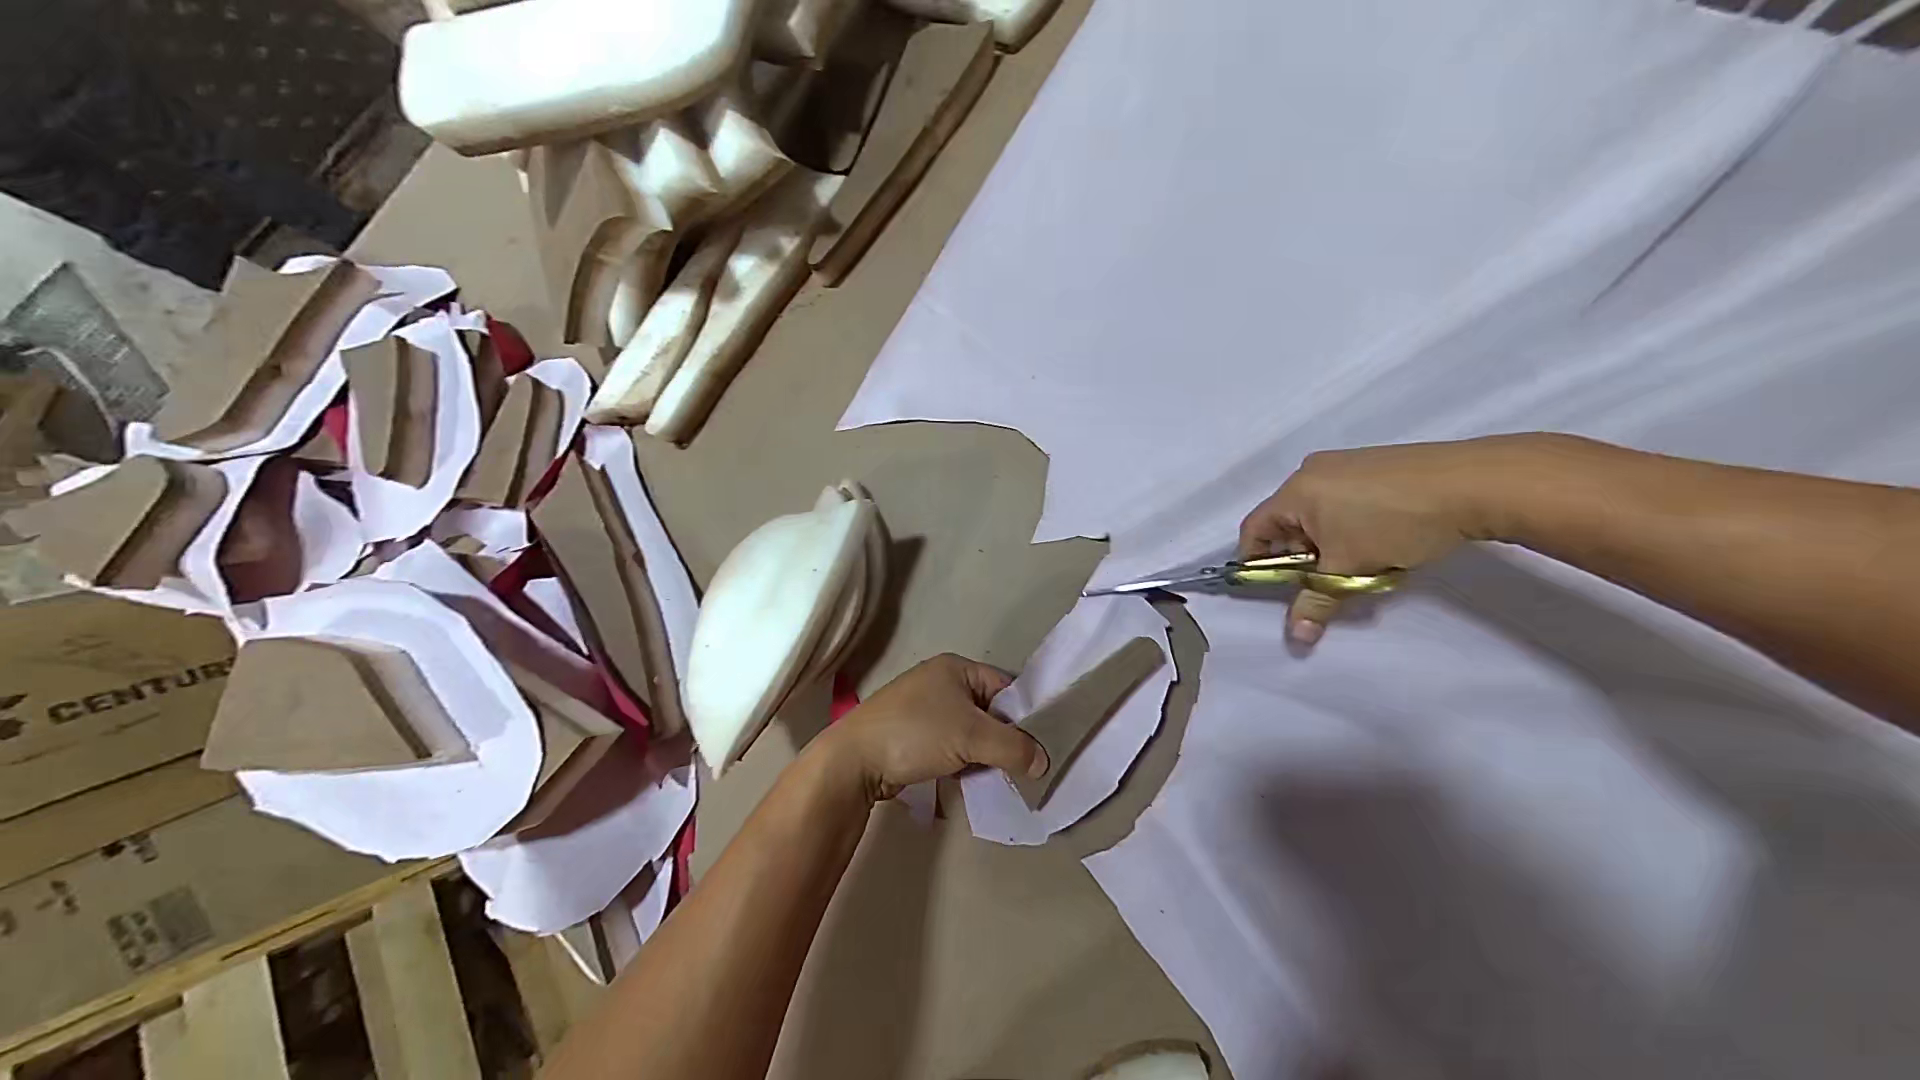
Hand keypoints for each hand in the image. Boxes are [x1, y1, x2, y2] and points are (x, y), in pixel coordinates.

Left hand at [811, 654, 1047, 802]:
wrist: (854, 761)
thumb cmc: (916, 734)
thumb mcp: (971, 736)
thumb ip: (1013, 747)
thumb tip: (1044, 762)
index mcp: (956, 668)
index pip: (1006, 687)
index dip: (1026, 714)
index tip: (1043, 745)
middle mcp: (942, 682)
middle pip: (990, 711)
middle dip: (1007, 739)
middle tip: (1027, 767)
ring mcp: (926, 710)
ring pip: (972, 732)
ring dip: (986, 754)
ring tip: (1004, 777)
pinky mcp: (915, 736)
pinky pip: (953, 745)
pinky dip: (966, 761)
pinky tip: (976, 780)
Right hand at [1240, 436, 1546, 643]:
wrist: (1475, 483)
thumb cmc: (1395, 523)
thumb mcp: (1350, 568)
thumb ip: (1317, 601)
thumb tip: (1297, 638)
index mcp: (1295, 490)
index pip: (1254, 529)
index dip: (1257, 561)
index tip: (1278, 586)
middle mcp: (1313, 471)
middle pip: (1288, 521)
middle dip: (1302, 555)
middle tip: (1328, 578)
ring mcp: (1346, 463)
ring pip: (1319, 513)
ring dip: (1330, 543)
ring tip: (1362, 561)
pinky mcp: (1376, 463)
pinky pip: (1345, 499)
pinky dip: (1351, 524)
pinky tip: (1383, 537)